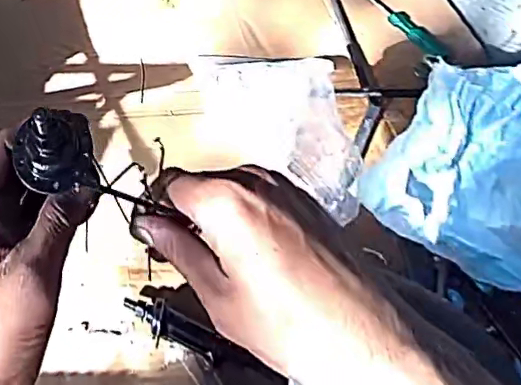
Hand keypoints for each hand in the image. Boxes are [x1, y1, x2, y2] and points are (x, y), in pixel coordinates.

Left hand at [0, 128, 94, 384]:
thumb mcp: (34, 271)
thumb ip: (59, 221)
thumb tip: (79, 188)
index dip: (30, 133)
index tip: (58, 127)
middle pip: (13, 168)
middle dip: (47, 160)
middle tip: (78, 154)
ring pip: (22, 194)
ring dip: (51, 188)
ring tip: (81, 182)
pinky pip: (26, 219)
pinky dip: (49, 212)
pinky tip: (72, 212)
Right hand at [133, 167, 497, 384]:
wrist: (370, 342)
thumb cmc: (297, 329)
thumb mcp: (220, 298)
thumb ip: (178, 251)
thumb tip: (151, 226)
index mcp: (225, 200)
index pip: (170, 183)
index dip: (158, 208)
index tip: (155, 230)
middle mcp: (253, 179)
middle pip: (200, 181)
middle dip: (189, 211)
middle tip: (190, 253)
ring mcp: (282, 185)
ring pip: (230, 185)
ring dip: (220, 212)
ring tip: (231, 261)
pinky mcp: (304, 197)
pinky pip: (260, 192)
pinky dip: (250, 213)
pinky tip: (261, 255)